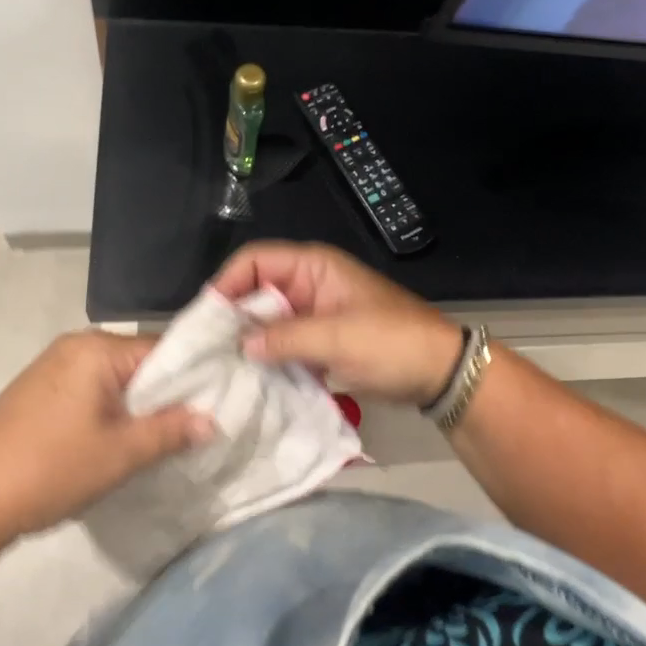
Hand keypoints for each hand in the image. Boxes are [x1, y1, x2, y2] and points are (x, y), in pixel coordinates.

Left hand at [0, 332, 212, 551]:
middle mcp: (73, 346)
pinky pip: (87, 391)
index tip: (214, 407)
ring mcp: (49, 368)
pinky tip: (107, 444)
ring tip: (148, 443)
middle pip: (138, 363)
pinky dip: (105, 412)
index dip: (193, 378)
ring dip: (133, 407)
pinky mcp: (33, 392)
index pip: (164, 349)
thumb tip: (212, 419)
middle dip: (163, 396)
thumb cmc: (48, 470)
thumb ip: (171, 432)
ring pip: (112, 380)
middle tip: (185, 432)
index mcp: (96, 348)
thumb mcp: (120, 455)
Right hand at [211, 241, 461, 405]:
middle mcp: (309, 284)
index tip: (205, 322)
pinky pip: (285, 345)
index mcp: (313, 266)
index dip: (227, 284)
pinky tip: (252, 384)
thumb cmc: (391, 343)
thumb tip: (239, 345)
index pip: (255, 261)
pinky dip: (271, 360)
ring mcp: (316, 315)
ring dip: (250, 344)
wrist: (440, 372)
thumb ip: (284, 338)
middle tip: (206, 355)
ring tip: (221, 374)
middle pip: (257, 292)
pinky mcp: (322, 343)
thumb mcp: (336, 338)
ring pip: (268, 322)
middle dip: (234, 319)